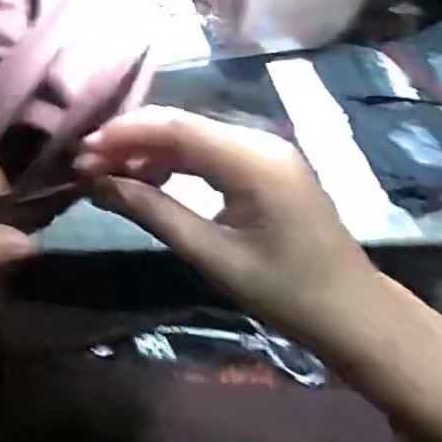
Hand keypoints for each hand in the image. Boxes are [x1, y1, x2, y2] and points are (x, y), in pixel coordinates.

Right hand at [75, 106, 382, 341]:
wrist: (359, 318)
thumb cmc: (290, 294)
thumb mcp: (214, 257)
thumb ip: (153, 212)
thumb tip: (94, 184)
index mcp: (254, 160)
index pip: (174, 127)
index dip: (123, 134)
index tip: (82, 152)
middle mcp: (257, 140)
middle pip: (177, 123)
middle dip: (127, 139)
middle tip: (83, 162)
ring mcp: (260, 148)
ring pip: (186, 133)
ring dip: (143, 149)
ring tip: (103, 171)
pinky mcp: (258, 162)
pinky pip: (202, 149)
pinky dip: (167, 160)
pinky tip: (141, 177)